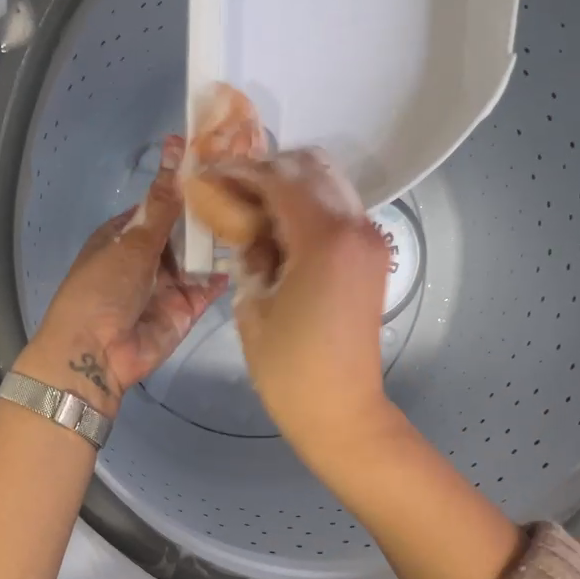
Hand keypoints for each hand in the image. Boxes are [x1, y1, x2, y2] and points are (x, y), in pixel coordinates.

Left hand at [15, 135, 228, 413]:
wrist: (96, 353)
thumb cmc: (102, 289)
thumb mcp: (131, 241)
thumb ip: (163, 203)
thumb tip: (175, 147)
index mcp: (127, 234)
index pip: (163, 202)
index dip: (188, 183)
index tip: (222, 158)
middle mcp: (150, 256)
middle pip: (186, 229)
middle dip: (211, 211)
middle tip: (252, 181)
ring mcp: (170, 283)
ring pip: (201, 255)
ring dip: (222, 238)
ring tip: (258, 211)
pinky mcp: (187, 308)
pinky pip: (210, 286)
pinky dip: (226, 272)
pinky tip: (252, 250)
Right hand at [188, 149, 392, 447]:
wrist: (341, 411)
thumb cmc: (289, 370)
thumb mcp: (252, 308)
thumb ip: (248, 257)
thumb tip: (246, 231)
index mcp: (324, 237)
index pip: (279, 177)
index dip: (239, 171)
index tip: (207, 173)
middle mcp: (355, 226)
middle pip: (311, 167)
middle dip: (268, 169)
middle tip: (230, 188)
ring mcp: (370, 240)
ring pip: (329, 185)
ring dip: (290, 187)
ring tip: (251, 209)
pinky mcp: (372, 258)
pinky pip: (338, 212)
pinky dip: (308, 208)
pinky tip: (278, 232)